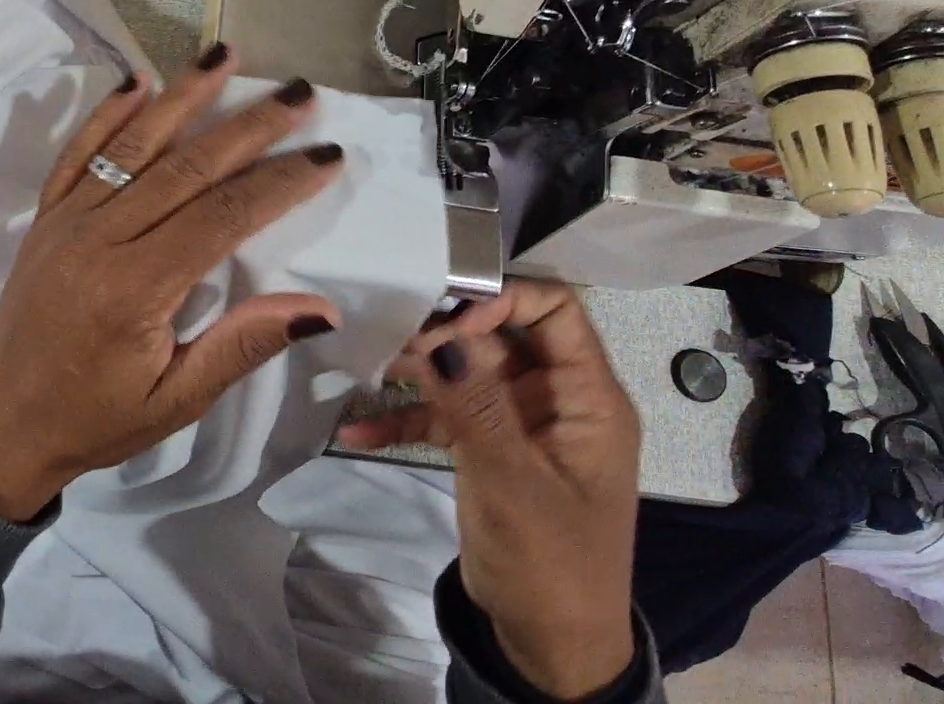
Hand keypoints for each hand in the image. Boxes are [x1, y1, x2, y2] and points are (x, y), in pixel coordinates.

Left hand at [0, 44, 345, 521]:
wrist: (4, 423)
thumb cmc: (95, 420)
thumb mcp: (175, 402)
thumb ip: (241, 347)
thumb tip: (321, 308)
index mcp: (136, 289)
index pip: (222, 216)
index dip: (278, 182)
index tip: (325, 153)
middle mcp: (97, 241)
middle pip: (184, 168)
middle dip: (247, 127)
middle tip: (298, 94)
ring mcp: (64, 222)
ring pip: (131, 146)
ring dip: (181, 97)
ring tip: (225, 55)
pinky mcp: (43, 219)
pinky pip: (76, 155)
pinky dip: (107, 115)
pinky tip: (138, 81)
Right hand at [338, 281, 640, 700]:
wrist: (549, 643)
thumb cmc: (550, 562)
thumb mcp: (512, 481)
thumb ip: (475, 403)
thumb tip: (441, 333)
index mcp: (586, 398)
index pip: (554, 311)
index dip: (501, 301)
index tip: (444, 322)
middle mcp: (553, 399)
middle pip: (498, 335)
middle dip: (443, 331)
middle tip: (387, 336)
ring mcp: (516, 423)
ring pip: (465, 371)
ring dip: (417, 371)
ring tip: (366, 368)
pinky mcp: (485, 447)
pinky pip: (443, 417)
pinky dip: (405, 421)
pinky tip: (357, 431)